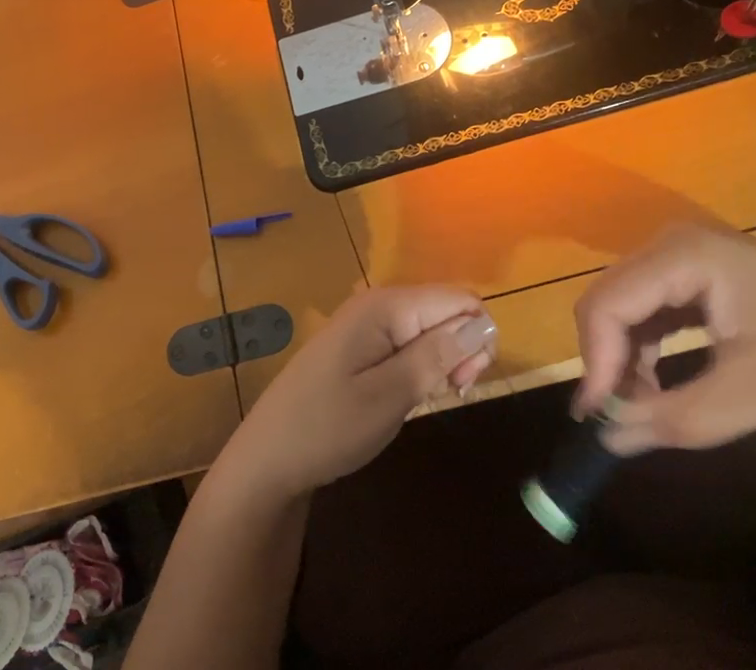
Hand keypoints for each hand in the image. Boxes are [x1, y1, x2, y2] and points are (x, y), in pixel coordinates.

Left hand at [217, 286, 497, 498]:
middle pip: (448, 311)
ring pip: (432, 330)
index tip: (464, 383)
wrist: (270, 456)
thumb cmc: (328, 427)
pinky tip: (410, 396)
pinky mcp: (362, 347)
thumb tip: (485, 324)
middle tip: (450, 394)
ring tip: (426, 399)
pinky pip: (409, 344)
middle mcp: (379, 305)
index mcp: (386, 306)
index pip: (460, 299)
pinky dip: (421, 368)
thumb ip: (437, 355)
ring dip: (444, 362)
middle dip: (463, 349)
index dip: (476, 337)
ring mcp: (368, 325)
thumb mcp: (390, 395)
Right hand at [573, 224, 755, 453]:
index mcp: (686, 255)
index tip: (598, 418)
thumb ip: (673, 419)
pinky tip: (658, 385)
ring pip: (623, 307)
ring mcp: (686, 256)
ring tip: (644, 408)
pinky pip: (647, 310)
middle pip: (608, 301)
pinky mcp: (697, 275)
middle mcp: (675, 244)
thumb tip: (606, 440)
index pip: (607, 304)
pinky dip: (643, 350)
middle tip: (619, 417)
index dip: (595, 362)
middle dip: (608, 361)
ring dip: (624, 359)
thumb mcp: (751, 396)